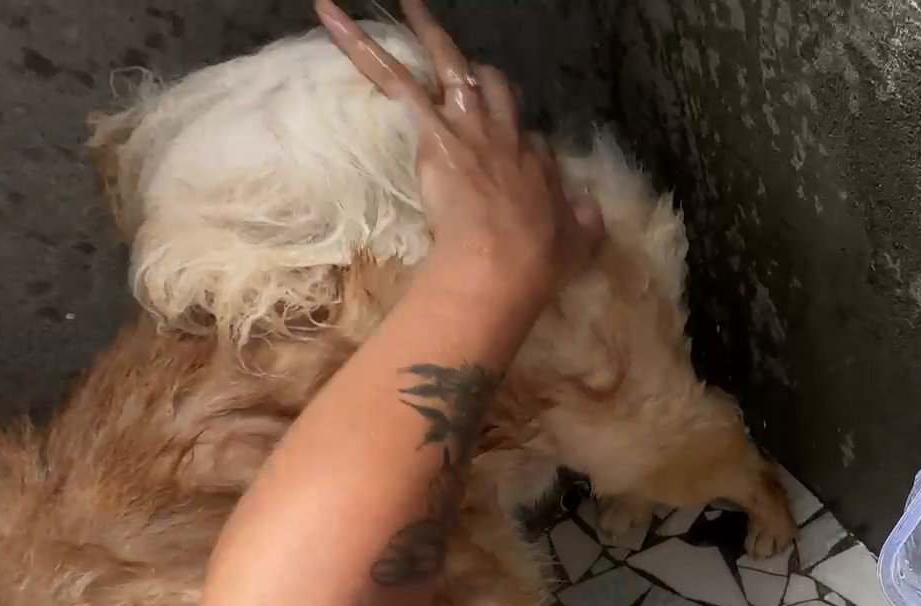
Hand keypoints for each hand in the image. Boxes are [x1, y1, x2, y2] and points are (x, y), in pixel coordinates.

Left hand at [316, 0, 603, 309]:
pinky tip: (331, 15)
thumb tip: (590, 205)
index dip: (524, 144)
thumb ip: (587, 221)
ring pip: (450, 66)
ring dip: (427, 32)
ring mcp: (472, 129)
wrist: (503, 264)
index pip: (533, 140)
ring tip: (408, 3)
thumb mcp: (583, 244)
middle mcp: (509, 138)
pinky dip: (361, 46)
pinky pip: (396, 78)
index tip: (518, 158)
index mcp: (543, 167)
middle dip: (483, 77)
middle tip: (465, 69)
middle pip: (497, 89)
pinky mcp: (435, 131)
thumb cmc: (542, 263)